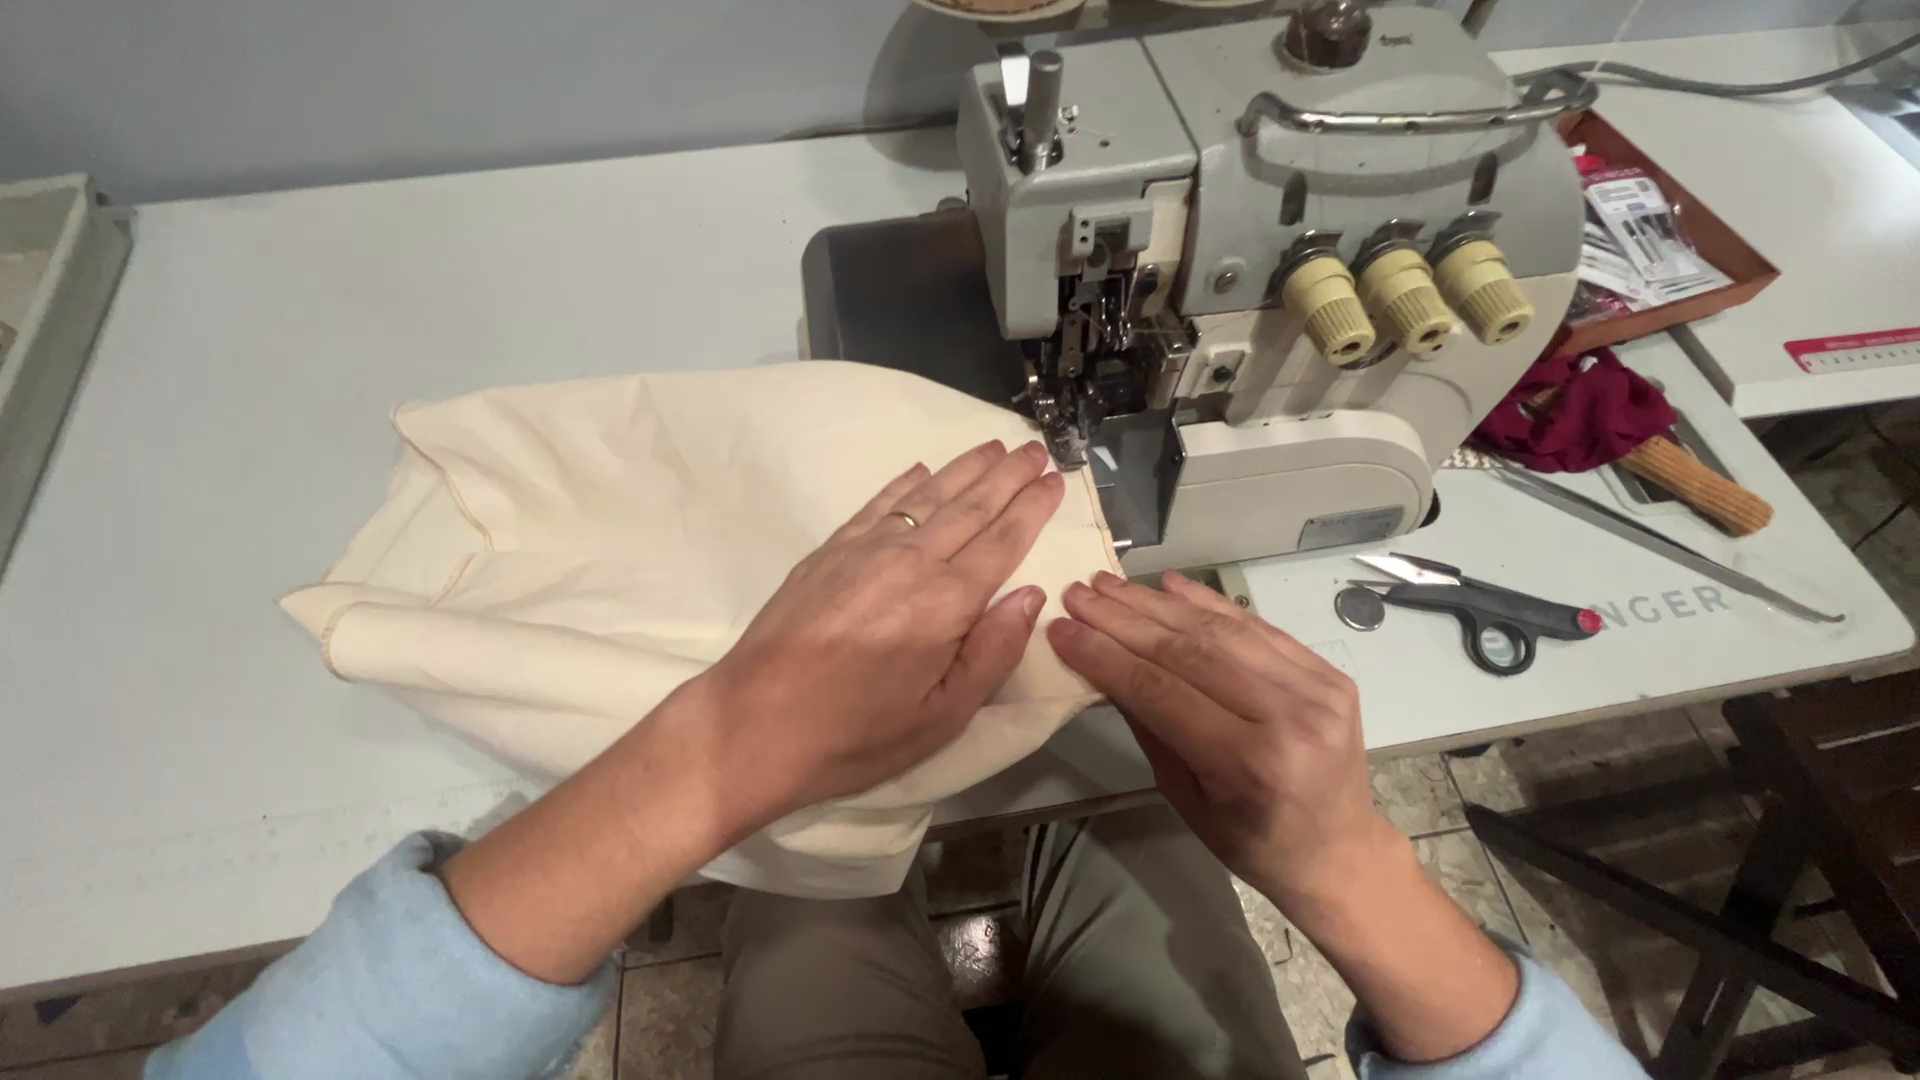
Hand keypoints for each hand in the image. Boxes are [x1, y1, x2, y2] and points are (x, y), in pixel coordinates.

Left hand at [440, 438, 1062, 985]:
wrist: (753, 725)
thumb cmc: (855, 735)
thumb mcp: (941, 718)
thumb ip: (992, 653)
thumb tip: (1030, 594)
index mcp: (944, 605)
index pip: (1001, 543)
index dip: (1032, 509)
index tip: (1055, 479)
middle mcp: (909, 562)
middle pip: (970, 507)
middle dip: (1008, 475)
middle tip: (1036, 448)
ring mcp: (864, 550)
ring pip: (928, 496)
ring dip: (965, 468)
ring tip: (995, 447)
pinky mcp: (828, 551)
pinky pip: (877, 504)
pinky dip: (904, 484)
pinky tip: (922, 469)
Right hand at [1048, 570, 1522, 1063]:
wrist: (1340, 850)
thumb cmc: (1251, 840)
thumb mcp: (1185, 798)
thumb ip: (1148, 726)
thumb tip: (1102, 665)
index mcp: (1251, 764)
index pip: (1161, 691)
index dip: (1105, 656)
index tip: (1061, 628)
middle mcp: (1290, 717)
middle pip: (1189, 651)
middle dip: (1123, 619)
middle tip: (1078, 593)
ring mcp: (1316, 688)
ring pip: (1219, 630)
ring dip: (1156, 602)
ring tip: (1109, 584)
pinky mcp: (1326, 670)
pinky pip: (1256, 625)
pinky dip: (1207, 600)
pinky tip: (1168, 584)